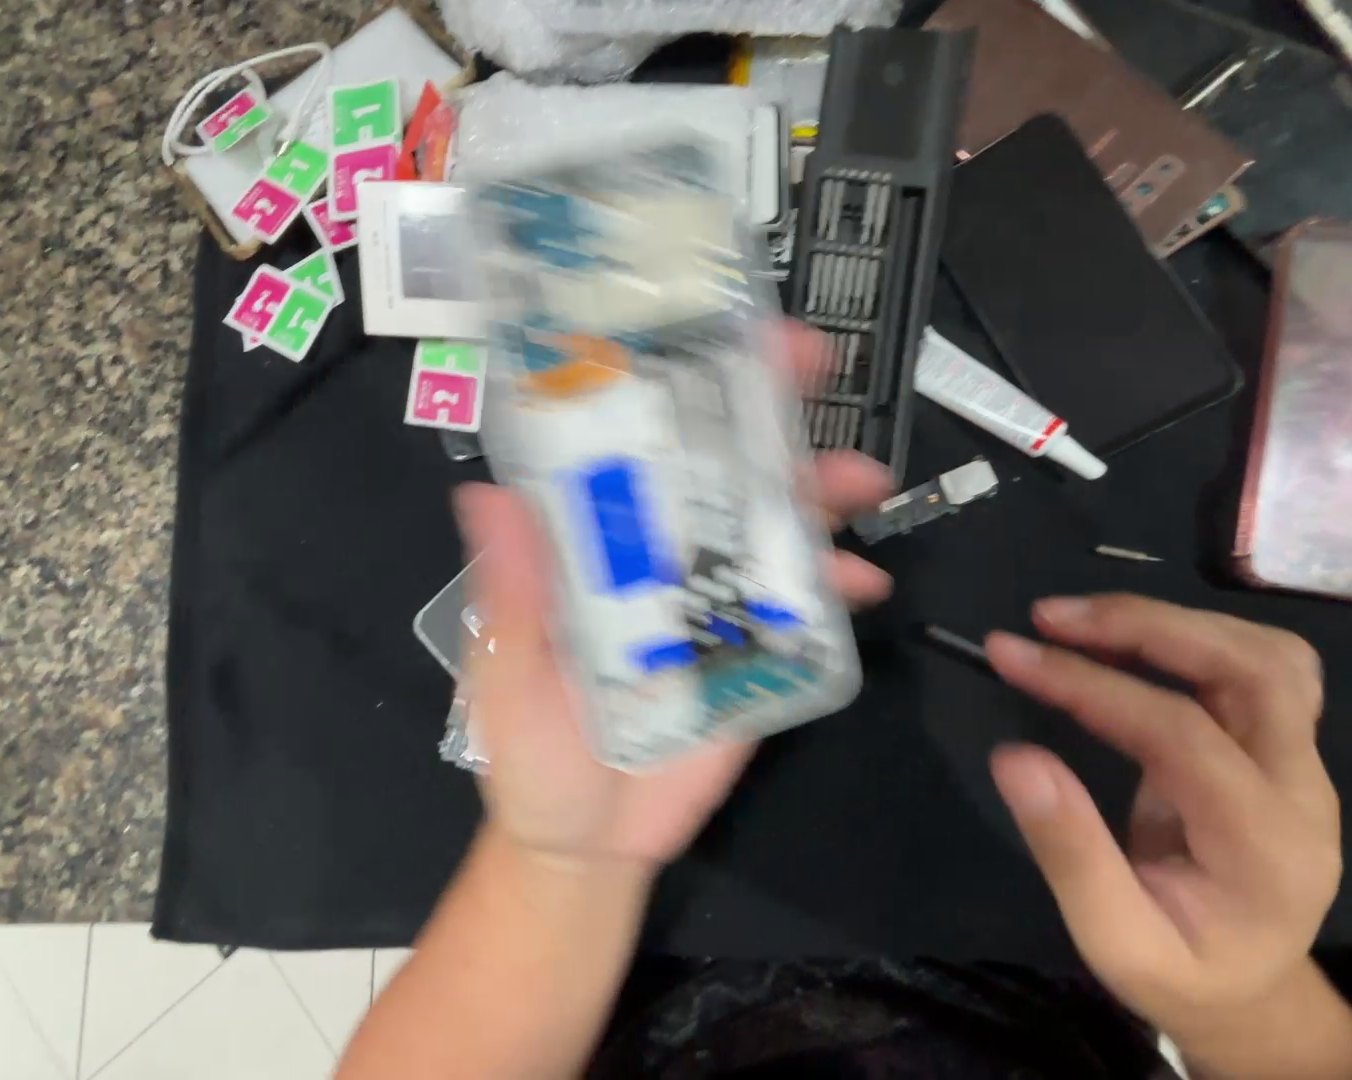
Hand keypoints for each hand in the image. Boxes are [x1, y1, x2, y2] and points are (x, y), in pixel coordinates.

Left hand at [453, 327, 893, 871]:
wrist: (591, 840)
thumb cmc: (530, 753)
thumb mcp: (506, 672)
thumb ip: (509, 594)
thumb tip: (485, 494)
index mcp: (593, 545)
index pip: (625, 447)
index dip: (658, 386)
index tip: (691, 337)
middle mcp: (657, 555)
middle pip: (713, 468)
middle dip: (762, 410)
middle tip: (810, 365)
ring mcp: (713, 600)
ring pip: (773, 524)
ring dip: (820, 490)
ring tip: (862, 481)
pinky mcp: (758, 652)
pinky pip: (807, 605)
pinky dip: (840, 585)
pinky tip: (865, 584)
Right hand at [984, 595, 1340, 1041]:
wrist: (1251, 990)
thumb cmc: (1177, 969)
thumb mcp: (1112, 938)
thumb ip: (1069, 850)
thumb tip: (1012, 756)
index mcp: (1262, 844)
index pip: (1180, 731)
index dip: (1089, 683)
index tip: (1007, 654)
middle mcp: (1301, 790)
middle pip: (1252, 669)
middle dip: (1144, 625)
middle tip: (1048, 616)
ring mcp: (1301, 764)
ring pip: (1267, 655)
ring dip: (1170, 621)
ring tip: (1078, 619)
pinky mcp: (1282, 748)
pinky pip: (1260, 666)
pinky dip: (1194, 635)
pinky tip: (1130, 639)